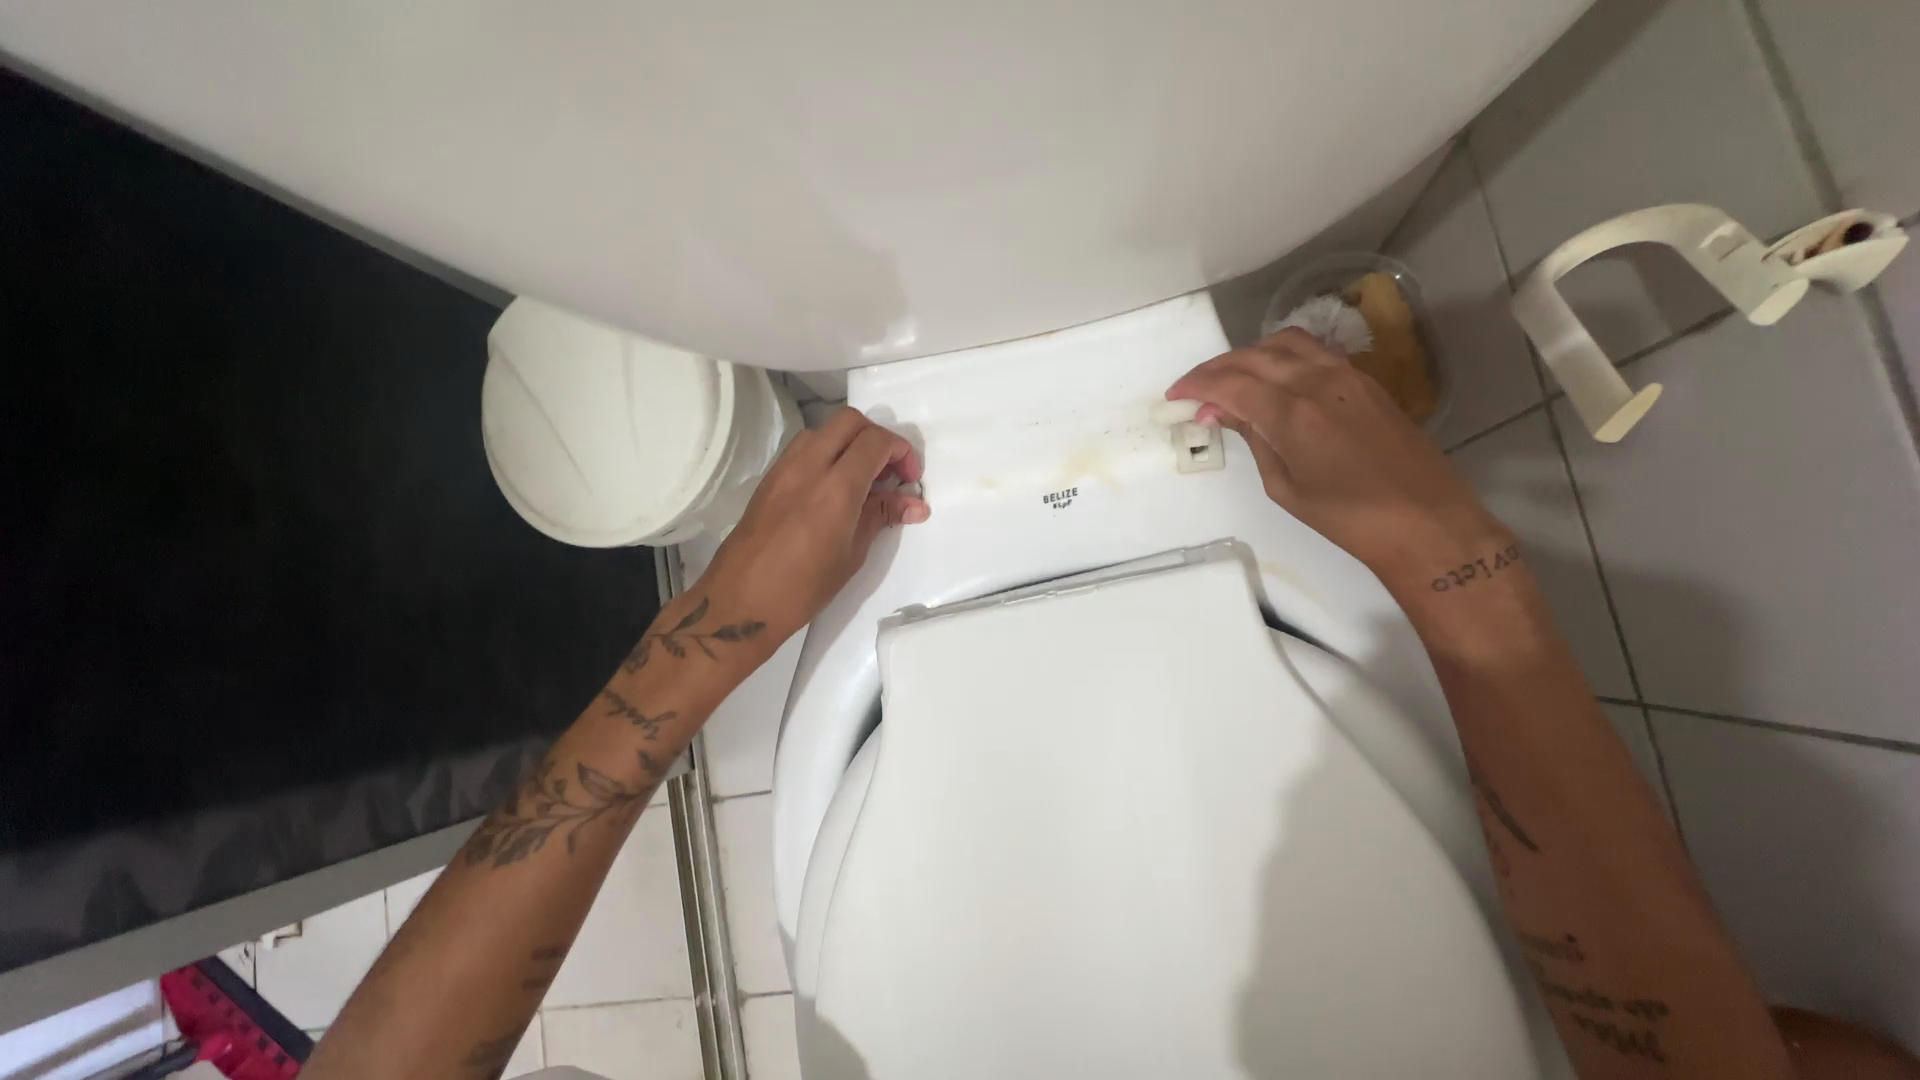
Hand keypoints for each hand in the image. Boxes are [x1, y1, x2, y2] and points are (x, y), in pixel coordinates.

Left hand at [691, 407, 927, 647]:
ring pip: (824, 430)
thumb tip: (914, 504)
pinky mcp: (770, 478)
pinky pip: (804, 448)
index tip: (910, 479)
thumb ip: (881, 517)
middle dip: (877, 438)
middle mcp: (809, 466)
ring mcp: (785, 469)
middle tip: (889, 473)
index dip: (901, 452)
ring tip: (862, 480)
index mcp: (836, 487)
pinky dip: (827, 454)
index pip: (876, 442)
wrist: (741, 601)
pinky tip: (833, 488)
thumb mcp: (852, 554)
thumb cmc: (803, 587)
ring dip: (849, 443)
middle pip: (850, 421)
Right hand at [1166, 329, 1511, 596]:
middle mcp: (1316, 382)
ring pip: (1284, 343)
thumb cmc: (1347, 517)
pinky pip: (1312, 351)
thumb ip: (1255, 438)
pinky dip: (1282, 354)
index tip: (1175, 397)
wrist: (1423, 519)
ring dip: (1249, 354)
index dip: (1197, 386)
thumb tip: (1223, 412)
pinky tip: (1272, 376)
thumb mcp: (1285, 486)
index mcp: (1291, 413)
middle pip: (1253, 356)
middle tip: (1194, 390)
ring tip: (1230, 379)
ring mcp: (1344, 375)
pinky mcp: (1363, 380)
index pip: (1230, 383)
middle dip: (1216, 368)